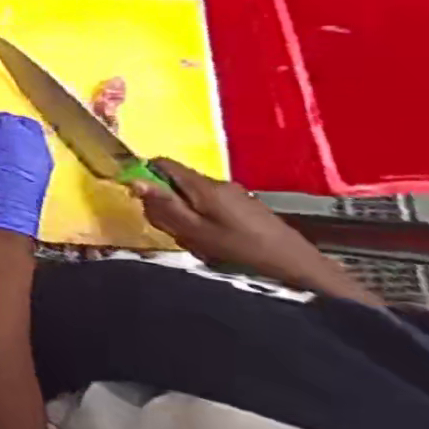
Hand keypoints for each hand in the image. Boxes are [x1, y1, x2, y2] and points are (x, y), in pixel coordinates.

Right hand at [0, 112, 52, 237]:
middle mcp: (18, 136)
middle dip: (2, 127)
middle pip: (12, 121)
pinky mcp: (46, 162)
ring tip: (6, 151)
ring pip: (29, 130)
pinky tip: (17, 161)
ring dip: (17, 136)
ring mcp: (36, 149)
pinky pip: (37, 146)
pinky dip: (28, 149)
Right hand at [131, 158, 377, 303]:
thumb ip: (163, 205)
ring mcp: (233, 194)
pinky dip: (196, 216)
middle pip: (174, 181)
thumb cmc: (238, 248)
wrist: (295, 265)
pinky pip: (206, 203)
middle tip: (166, 225)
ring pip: (189, 194)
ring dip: (179, 211)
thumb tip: (133, 181)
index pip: (163, 164)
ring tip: (187, 235)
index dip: (143, 173)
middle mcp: (218, 183)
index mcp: (204, 186)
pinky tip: (205, 237)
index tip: (135, 195)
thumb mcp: (192, 230)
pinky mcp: (242, 205)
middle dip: (161, 199)